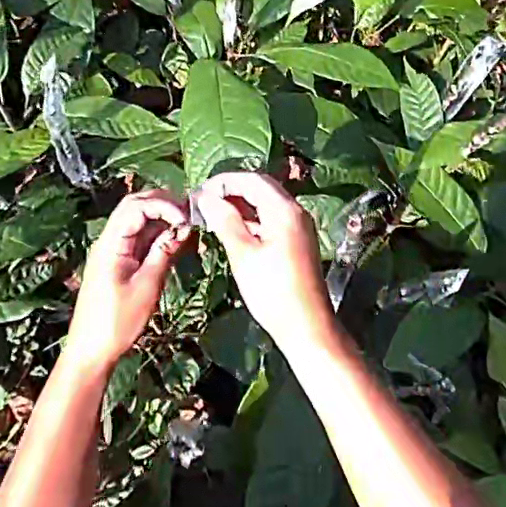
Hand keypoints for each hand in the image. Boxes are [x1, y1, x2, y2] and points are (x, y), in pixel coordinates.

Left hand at [65, 189, 192, 372]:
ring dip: (162, 219)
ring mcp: (113, 250)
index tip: (186, 219)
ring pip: (138, 221)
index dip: (163, 205)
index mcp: (110, 243)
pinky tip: (176, 241)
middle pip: (135, 206)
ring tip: (188, 226)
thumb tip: (182, 227)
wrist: (90, 350)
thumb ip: (163, 253)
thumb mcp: (146, 287)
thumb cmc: (117, 322)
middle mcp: (109, 240)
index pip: (136, 206)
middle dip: (163, 204)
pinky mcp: (118, 261)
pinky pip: (139, 239)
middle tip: (190, 215)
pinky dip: (157, 235)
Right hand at [192, 173, 337, 352]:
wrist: (306, 326)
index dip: (223, 181)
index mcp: (284, 210)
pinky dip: (250, 218)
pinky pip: (270, 218)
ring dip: (239, 204)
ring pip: (265, 203)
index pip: (252, 179)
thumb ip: (225, 221)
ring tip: (211, 215)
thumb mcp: (243, 254)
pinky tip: (231, 230)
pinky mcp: (296, 240)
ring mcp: (298, 226)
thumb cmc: (272, 290)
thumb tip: (206, 197)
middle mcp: (295, 212)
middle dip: (230, 190)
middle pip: (260, 188)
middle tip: (203, 202)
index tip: (199, 192)